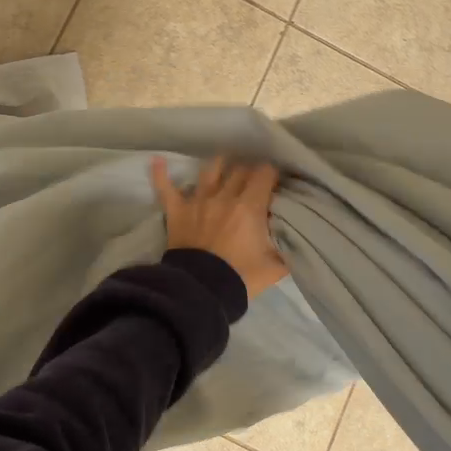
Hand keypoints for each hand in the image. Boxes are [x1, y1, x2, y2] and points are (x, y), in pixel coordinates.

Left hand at [149, 155, 288, 299]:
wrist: (201, 289)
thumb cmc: (241, 277)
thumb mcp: (277, 265)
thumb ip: (287, 246)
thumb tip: (293, 235)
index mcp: (250, 206)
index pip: (264, 175)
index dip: (272, 174)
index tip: (276, 181)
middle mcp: (223, 197)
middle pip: (240, 171)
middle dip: (250, 171)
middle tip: (254, 179)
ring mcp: (197, 201)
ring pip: (210, 171)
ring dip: (220, 165)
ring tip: (226, 163)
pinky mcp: (176, 211)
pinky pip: (165, 188)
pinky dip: (160, 174)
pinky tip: (157, 161)